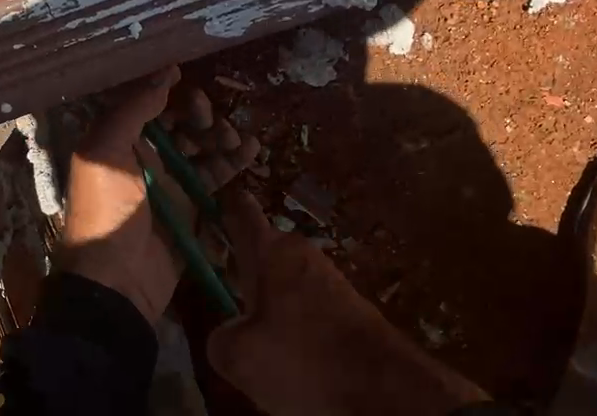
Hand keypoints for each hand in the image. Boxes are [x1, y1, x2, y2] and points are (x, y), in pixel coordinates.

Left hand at [58, 66, 259, 322]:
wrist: (117, 280)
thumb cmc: (107, 206)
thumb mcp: (107, 149)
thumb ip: (134, 109)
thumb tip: (164, 71)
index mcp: (118, 141)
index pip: (146, 106)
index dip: (165, 91)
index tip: (186, 75)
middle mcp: (144, 158)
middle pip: (178, 126)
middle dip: (198, 116)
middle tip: (210, 117)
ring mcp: (170, 184)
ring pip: (201, 149)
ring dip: (220, 137)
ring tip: (237, 136)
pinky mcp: (192, 208)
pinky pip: (215, 178)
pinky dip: (233, 163)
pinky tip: (251, 149)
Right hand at [208, 188, 490, 415]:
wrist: (387, 391)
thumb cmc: (304, 360)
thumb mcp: (241, 358)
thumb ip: (219, 339)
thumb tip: (226, 336)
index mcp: (268, 249)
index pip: (240, 210)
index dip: (223, 205)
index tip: (209, 205)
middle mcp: (299, 251)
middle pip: (262, 252)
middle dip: (246, 273)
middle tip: (229, 302)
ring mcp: (329, 276)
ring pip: (287, 281)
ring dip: (274, 304)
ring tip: (266, 342)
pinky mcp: (352, 304)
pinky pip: (311, 305)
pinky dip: (300, 323)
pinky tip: (299, 358)